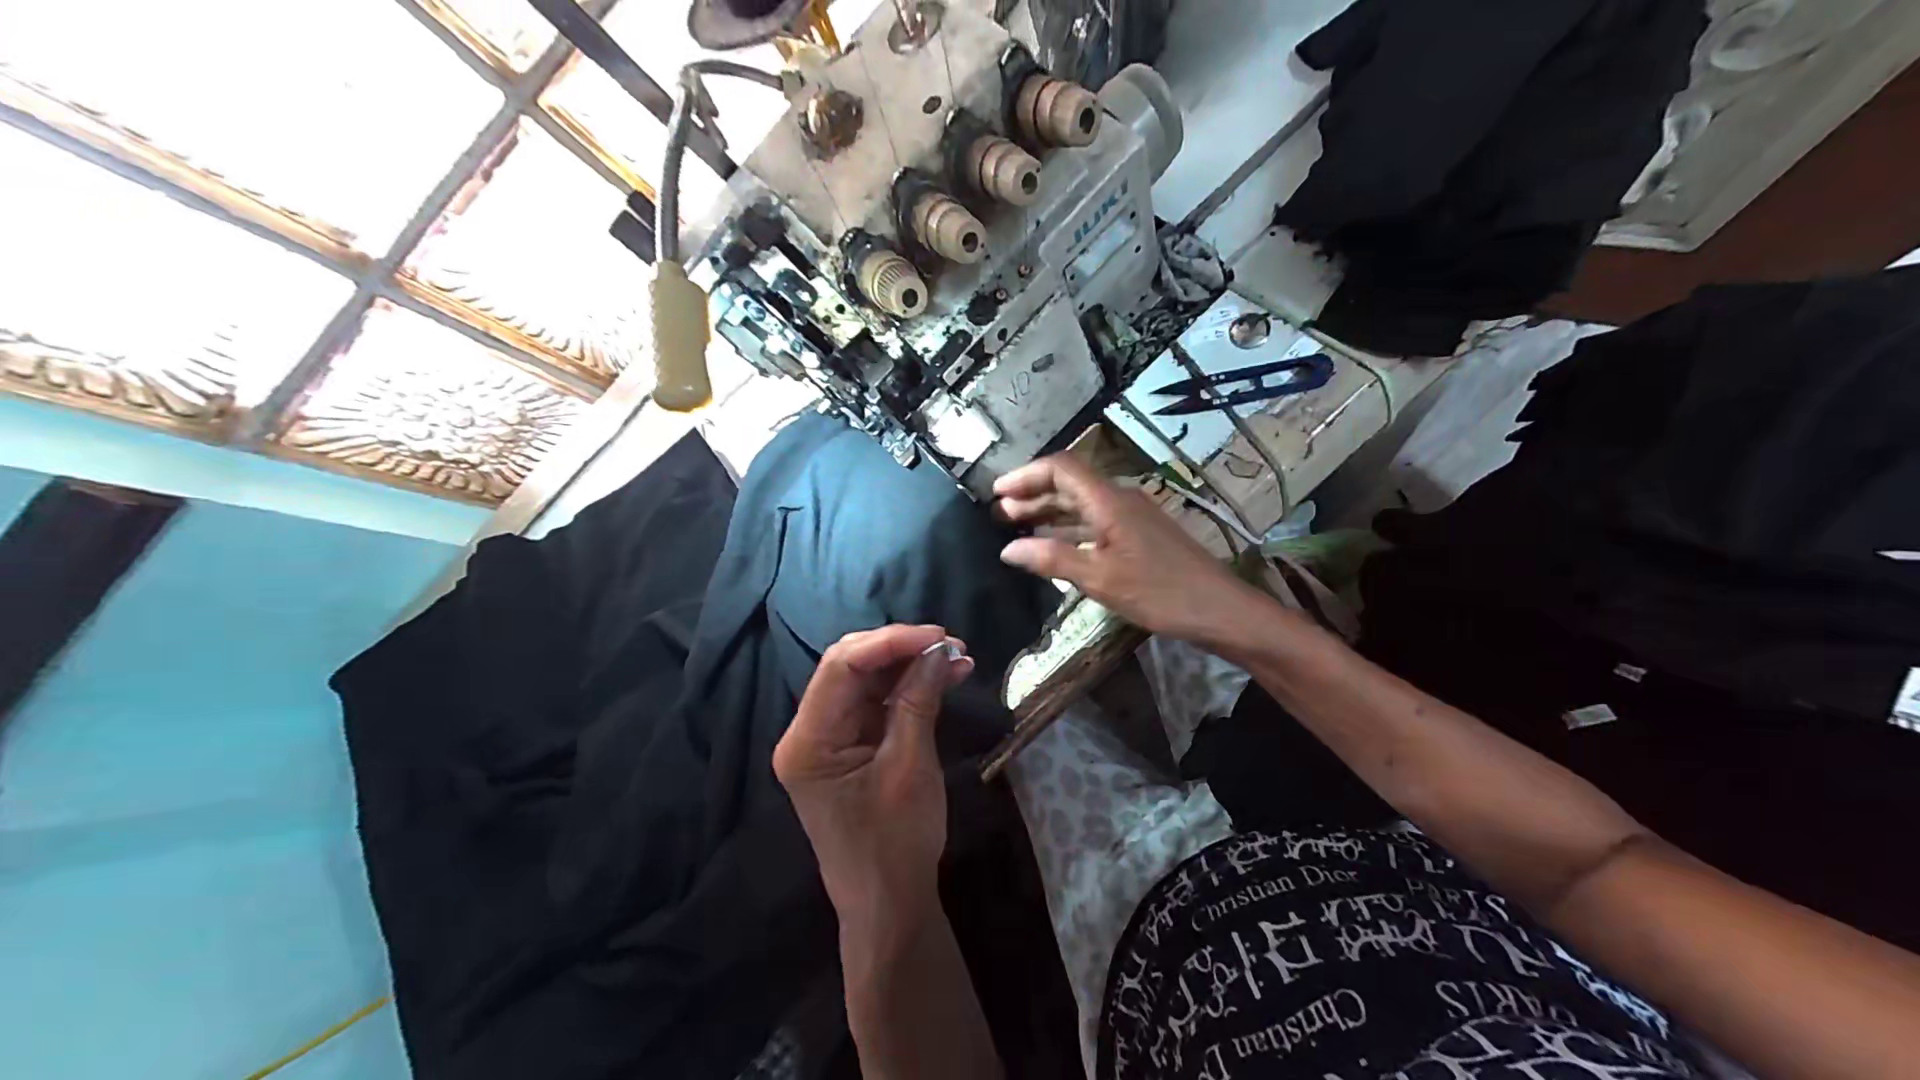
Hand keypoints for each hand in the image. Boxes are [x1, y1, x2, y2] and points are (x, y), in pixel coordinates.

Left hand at [775, 624, 974, 917]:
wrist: (889, 906)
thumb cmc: (896, 844)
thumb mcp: (911, 767)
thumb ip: (920, 701)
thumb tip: (941, 650)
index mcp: (808, 741)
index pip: (840, 667)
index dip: (889, 642)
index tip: (937, 636)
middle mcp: (808, 733)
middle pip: (849, 668)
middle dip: (899, 650)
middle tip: (949, 645)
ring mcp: (827, 740)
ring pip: (865, 682)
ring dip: (908, 667)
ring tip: (955, 658)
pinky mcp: (848, 747)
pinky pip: (875, 704)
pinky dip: (907, 690)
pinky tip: (942, 678)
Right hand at [993, 455, 1270, 644]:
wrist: (1220, 609)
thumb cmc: (1159, 591)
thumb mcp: (1100, 578)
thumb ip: (1052, 559)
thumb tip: (1008, 549)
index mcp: (1109, 501)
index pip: (1061, 468)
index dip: (1026, 475)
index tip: (997, 493)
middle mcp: (1120, 500)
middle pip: (1069, 484)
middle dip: (1032, 494)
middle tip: (999, 513)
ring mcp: (1132, 518)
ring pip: (1081, 505)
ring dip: (1048, 513)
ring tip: (1016, 526)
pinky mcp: (1139, 536)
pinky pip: (1094, 523)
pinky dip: (1068, 530)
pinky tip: (1053, 546)